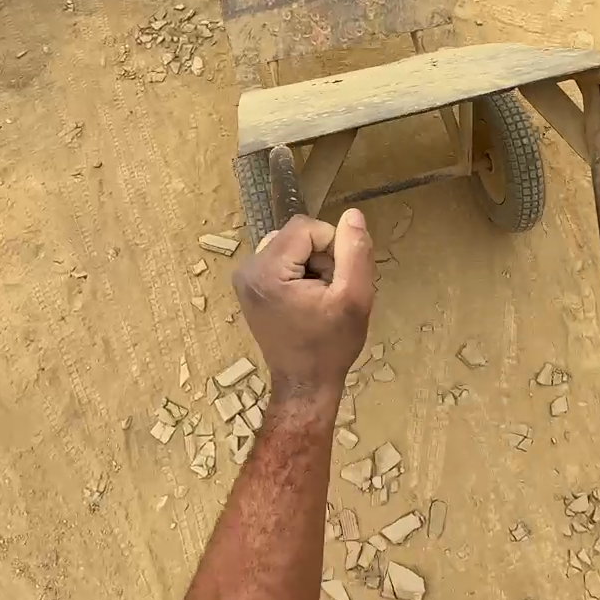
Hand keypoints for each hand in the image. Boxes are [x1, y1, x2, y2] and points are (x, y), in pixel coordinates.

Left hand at [232, 210, 375, 409]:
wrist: (304, 385)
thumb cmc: (330, 347)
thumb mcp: (355, 299)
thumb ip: (355, 253)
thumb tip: (352, 215)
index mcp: (267, 270)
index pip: (307, 226)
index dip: (333, 246)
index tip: (339, 280)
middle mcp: (248, 268)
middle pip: (297, 233)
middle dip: (322, 255)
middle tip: (330, 292)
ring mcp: (244, 277)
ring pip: (292, 244)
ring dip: (313, 263)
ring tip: (320, 297)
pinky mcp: (249, 285)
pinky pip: (282, 258)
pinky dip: (300, 271)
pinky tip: (307, 300)